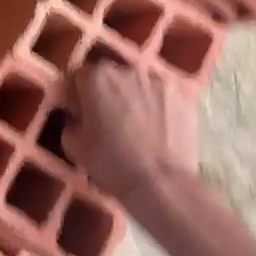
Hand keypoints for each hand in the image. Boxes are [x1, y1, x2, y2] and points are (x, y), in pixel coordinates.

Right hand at [66, 61, 198, 207]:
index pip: (79, 75)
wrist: (163, 184)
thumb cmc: (111, 163)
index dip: (77, 95)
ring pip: (139, 85)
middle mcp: (126, 71)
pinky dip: (159, 107)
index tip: (80, 113)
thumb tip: (79, 118)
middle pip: (111, 76)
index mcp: (95, 77)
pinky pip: (164, 97)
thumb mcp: (73, 145)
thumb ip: (71, 121)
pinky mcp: (184, 97)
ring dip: (134, 97)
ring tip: (138, 125)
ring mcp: (159, 82)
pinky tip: (159, 128)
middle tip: (108, 119)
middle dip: (107, 92)